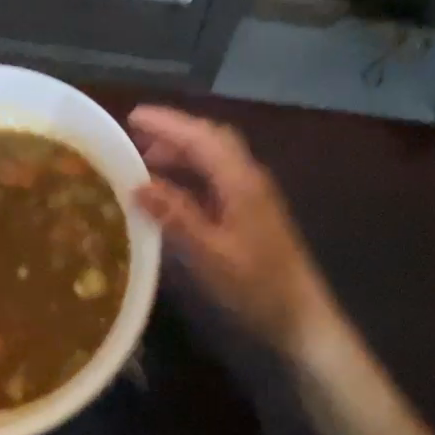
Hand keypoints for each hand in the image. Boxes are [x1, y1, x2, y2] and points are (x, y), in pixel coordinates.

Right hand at [129, 106, 336, 352]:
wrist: (302, 318)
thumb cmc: (257, 287)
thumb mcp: (210, 255)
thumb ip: (175, 216)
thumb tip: (137, 185)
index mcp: (241, 181)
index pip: (201, 137)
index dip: (167, 124)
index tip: (132, 116)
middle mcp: (249, 178)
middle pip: (210, 139)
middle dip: (173, 132)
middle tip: (135, 136)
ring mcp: (253, 194)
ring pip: (215, 157)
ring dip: (182, 152)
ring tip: (146, 162)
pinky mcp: (252, 211)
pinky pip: (217, 177)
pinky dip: (191, 173)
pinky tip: (172, 192)